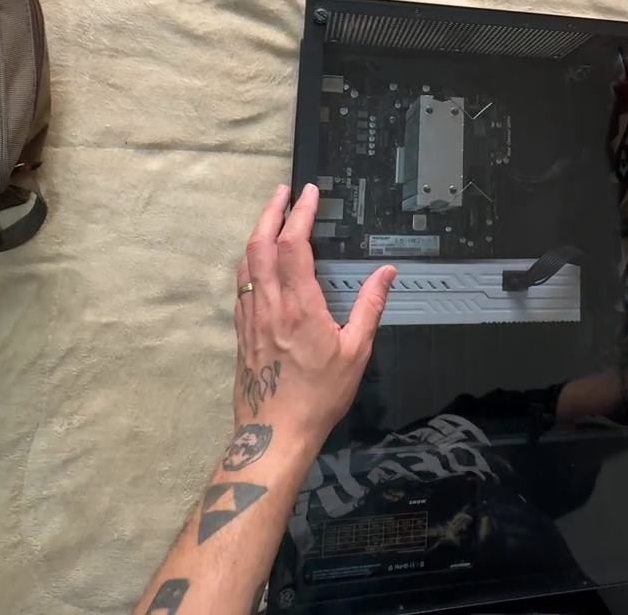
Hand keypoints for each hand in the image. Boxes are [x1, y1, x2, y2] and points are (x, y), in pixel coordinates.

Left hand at [234, 184, 395, 454]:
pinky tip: (257, 260)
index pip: (292, 246)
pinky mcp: (240, 332)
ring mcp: (250, 318)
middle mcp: (269, 305)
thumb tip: (387, 272)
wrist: (274, 436)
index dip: (299, 214)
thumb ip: (371, 306)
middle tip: (283, 191)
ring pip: (246, 263)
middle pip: (259, 244)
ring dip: (256, 232)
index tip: (309, 193)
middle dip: (270, 211)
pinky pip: (241, 285)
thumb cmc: (319, 396)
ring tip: (271, 215)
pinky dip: (250, 260)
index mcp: (299, 306)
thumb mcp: (356, 352)